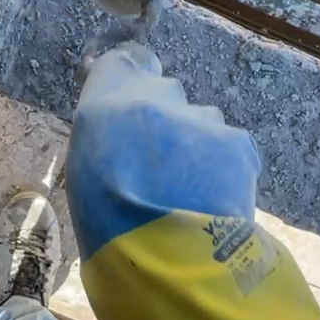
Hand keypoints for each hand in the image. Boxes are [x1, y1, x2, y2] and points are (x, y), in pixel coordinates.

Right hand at [66, 41, 260, 255]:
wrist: (164, 256)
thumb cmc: (105, 222)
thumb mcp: (84, 172)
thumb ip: (105, 138)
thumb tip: (121, 134)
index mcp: (103, 104)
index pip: (119, 64)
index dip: (129, 79)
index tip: (132, 101)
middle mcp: (153, 96)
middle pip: (164, 91)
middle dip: (164, 116)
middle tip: (159, 160)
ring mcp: (199, 116)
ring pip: (201, 119)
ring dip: (195, 141)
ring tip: (189, 186)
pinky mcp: (236, 141)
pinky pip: (229, 144)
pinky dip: (223, 165)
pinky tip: (213, 196)